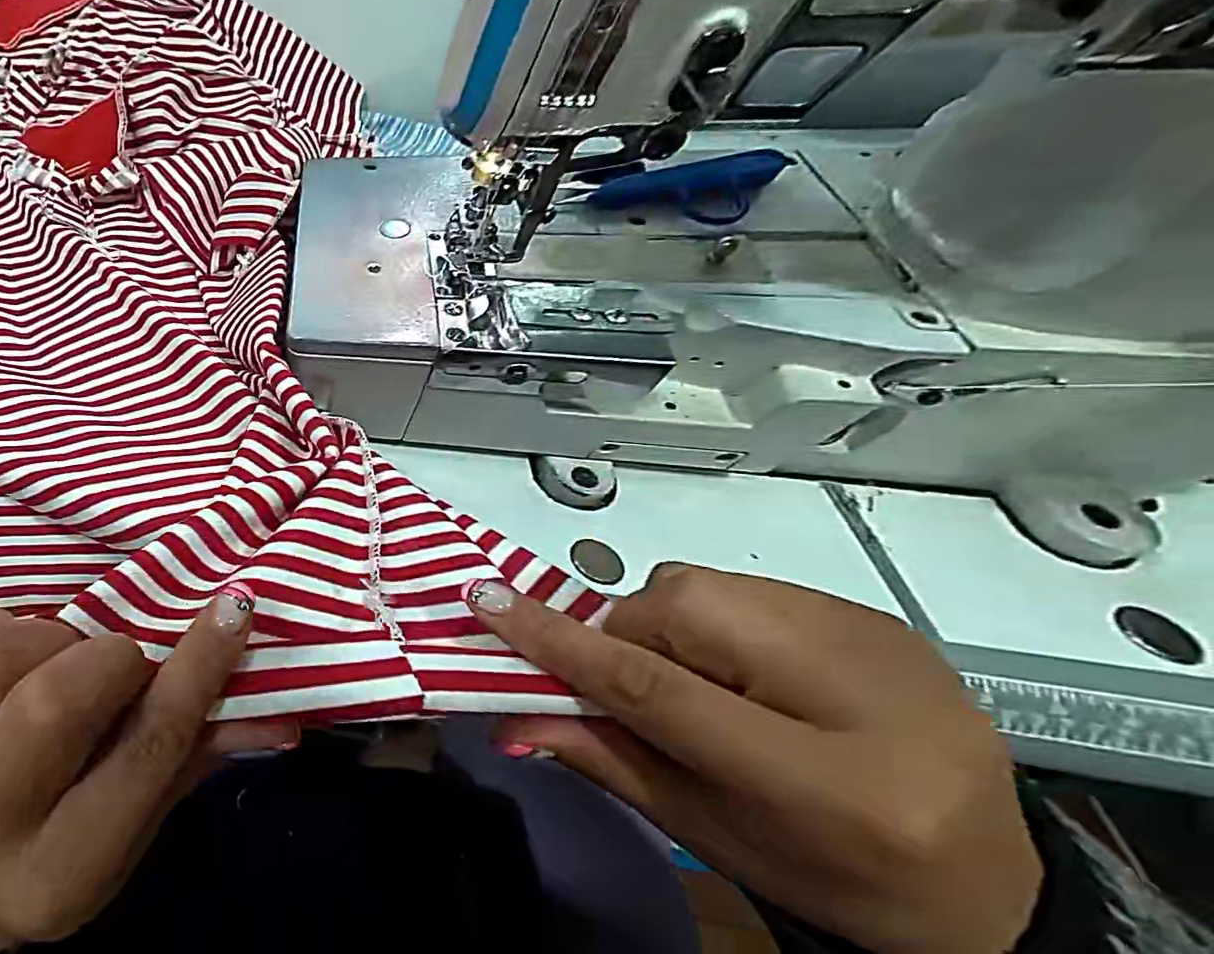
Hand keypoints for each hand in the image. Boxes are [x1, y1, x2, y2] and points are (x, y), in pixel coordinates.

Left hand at [0, 592, 289, 947]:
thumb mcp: (143, 818)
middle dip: (109, 660)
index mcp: (62, 864)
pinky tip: (14, 649)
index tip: (234, 605)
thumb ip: (203, 755)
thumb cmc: (75, 840)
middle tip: (126, 659)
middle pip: (52, 705)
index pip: (145, 749)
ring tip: (63, 654)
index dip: (195, 670)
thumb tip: (283, 714)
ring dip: (44, 638)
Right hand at [467, 564, 1040, 953]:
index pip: (658, 687)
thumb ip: (605, 760)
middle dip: (627, 635)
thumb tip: (512, 720)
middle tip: (638, 684)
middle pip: (678, 611)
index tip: (486, 598)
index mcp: (826, 781)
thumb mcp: (708, 832)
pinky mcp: (876, 614)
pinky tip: (751, 669)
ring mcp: (878, 639)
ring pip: (702, 586)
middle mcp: (860, 690)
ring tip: (706, 682)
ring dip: (668, 624)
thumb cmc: (828, 876)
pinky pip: (742, 586)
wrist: (981, 881)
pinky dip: (713, 618)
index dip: (561, 642)